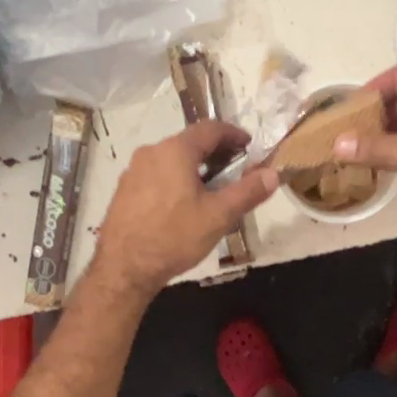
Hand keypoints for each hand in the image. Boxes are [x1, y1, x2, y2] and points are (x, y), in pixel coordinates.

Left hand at [90, 121, 278, 295]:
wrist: (124, 268)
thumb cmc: (174, 238)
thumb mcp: (218, 216)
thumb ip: (247, 192)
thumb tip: (273, 174)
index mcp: (175, 151)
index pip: (210, 129)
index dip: (233, 134)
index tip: (248, 145)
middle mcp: (151, 152)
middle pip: (189, 144)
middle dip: (214, 154)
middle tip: (232, 172)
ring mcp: (133, 171)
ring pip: (170, 161)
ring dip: (192, 170)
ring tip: (208, 193)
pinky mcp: (123, 191)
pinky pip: (155, 178)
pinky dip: (173, 182)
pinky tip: (180, 208)